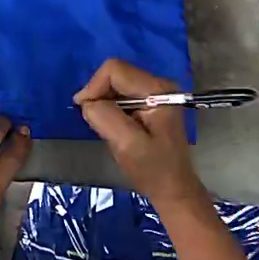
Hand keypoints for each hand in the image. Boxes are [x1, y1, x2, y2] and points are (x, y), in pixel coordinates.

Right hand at [75, 59, 208, 207]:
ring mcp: (156, 93)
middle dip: (99, 94)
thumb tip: (87, 101)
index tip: (85, 111)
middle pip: (116, 74)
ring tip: (106, 128)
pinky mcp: (150, 103)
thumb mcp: (127, 145)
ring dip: (104, 103)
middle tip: (95, 122)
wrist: (173, 189)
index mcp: (158, 90)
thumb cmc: (153, 170)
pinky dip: (111, 108)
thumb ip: (106, 117)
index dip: (94, 87)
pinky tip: (114, 127)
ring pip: (116, 84)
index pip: (115, 70)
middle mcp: (159, 84)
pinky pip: (121, 95)